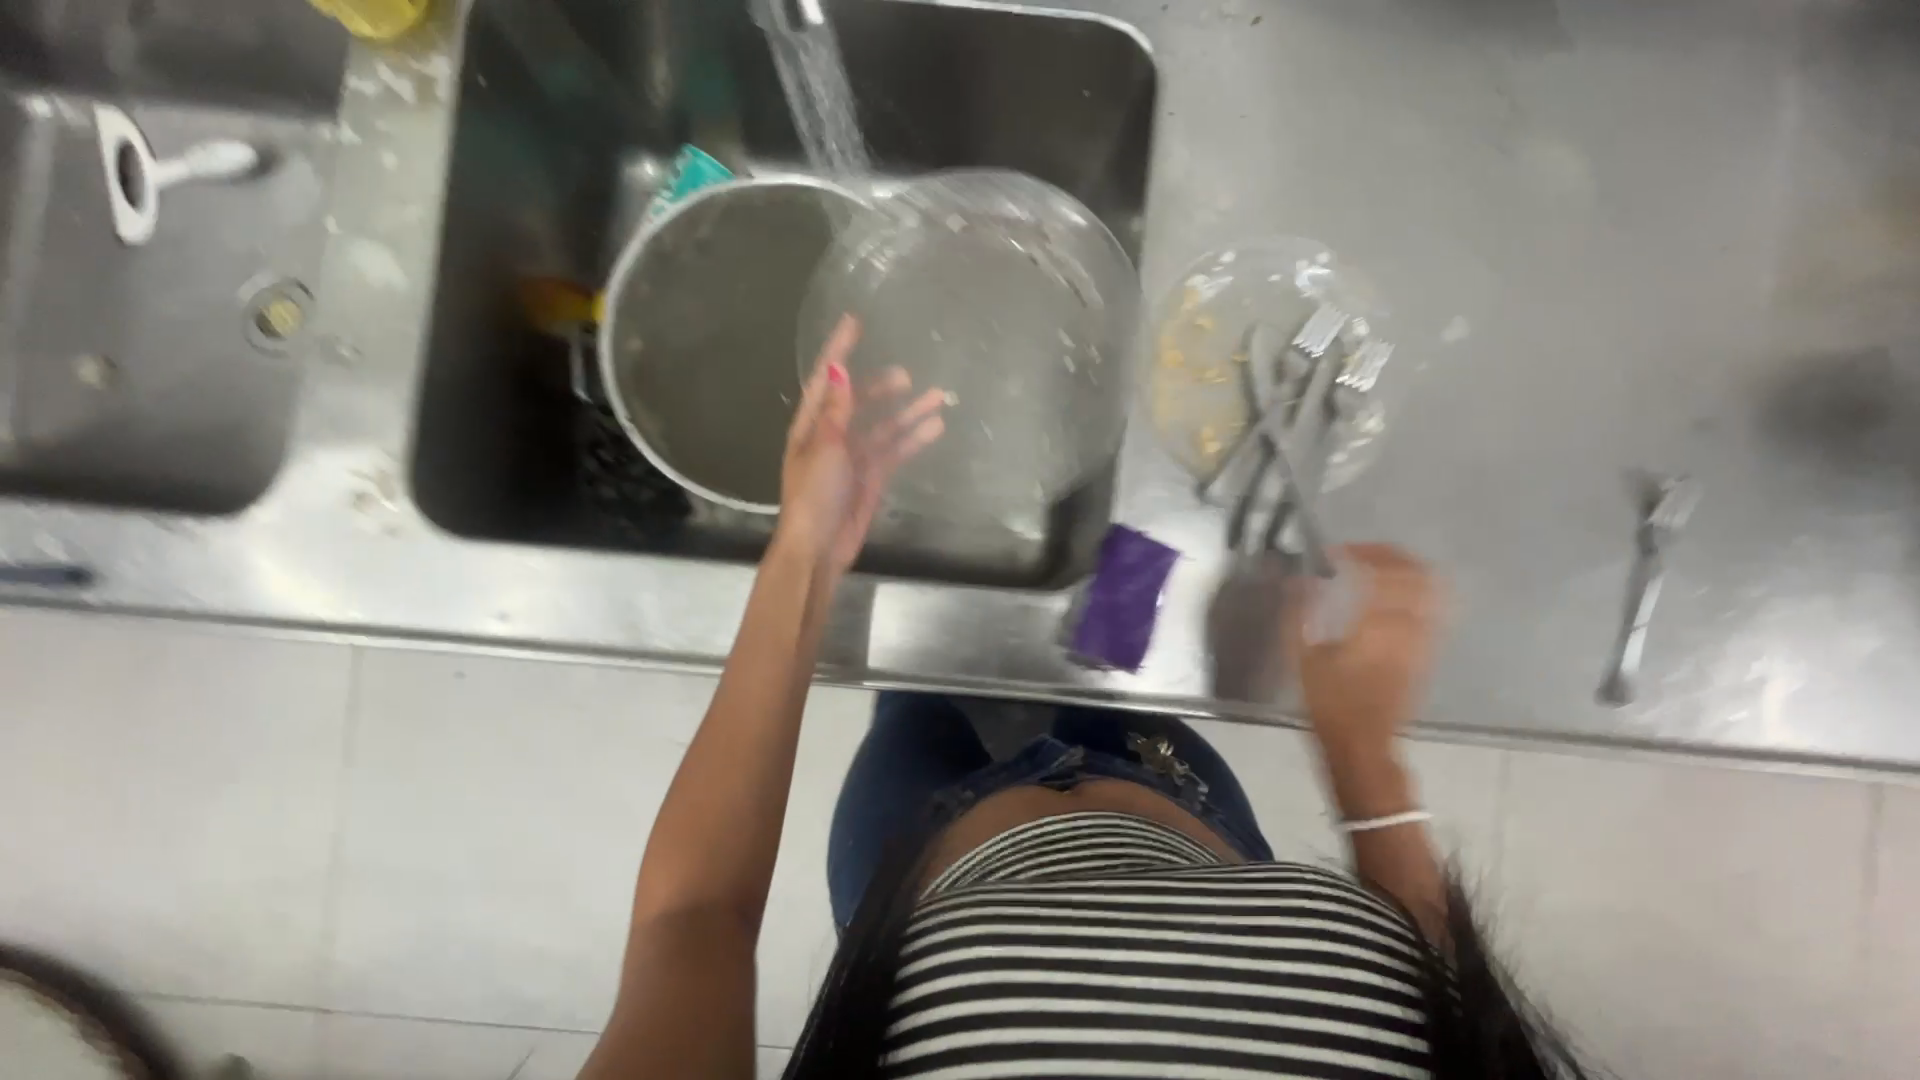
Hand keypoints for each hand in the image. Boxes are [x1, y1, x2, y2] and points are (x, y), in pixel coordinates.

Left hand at [778, 315, 945, 575]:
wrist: (819, 547)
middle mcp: (832, 435)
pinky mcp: (873, 476)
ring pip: (885, 426)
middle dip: (881, 386)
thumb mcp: (824, 448)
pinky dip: (914, 439)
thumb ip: (836, 411)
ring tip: (938, 397)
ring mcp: (854, 457)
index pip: (826, 379)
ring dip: (908, 412)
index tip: (855, 321)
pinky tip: (935, 427)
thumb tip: (839, 370)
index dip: (839, 350)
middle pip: (859, 401)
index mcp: (811, 425)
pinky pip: (896, 450)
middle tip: (907, 376)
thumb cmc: (814, 496)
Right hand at [1287, 544, 1440, 762]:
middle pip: (1413, 574)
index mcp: (1373, 626)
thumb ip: (1300, 614)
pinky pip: (1435, 610)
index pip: (1377, 574)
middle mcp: (1406, 627)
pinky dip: (1419, 591)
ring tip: (1383, 565)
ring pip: (1432, 589)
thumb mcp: (1302, 659)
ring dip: (1408, 569)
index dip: (1358, 554)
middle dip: (1388, 554)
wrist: (1364, 743)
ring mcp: (1422, 640)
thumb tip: (1299, 579)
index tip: (1334, 553)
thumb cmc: (1328, 703)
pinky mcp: (1427, 652)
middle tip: (1362, 551)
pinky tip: (1399, 593)